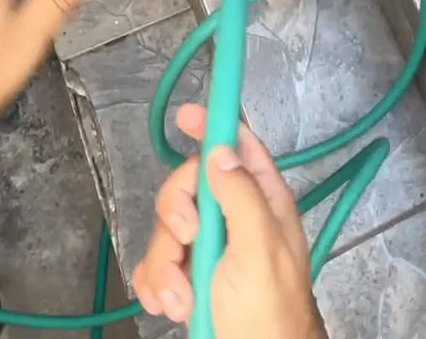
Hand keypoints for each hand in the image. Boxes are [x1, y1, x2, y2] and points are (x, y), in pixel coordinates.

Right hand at [132, 105, 324, 338]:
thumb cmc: (268, 309)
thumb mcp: (258, 248)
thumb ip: (241, 195)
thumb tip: (220, 148)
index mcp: (261, 199)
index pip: (237, 146)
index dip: (213, 127)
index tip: (186, 116)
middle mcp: (233, 215)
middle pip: (189, 185)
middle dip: (177, 214)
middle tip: (187, 240)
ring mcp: (209, 246)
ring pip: (168, 227)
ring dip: (167, 264)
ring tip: (183, 298)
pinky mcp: (188, 275)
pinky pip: (157, 263)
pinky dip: (156, 283)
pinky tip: (169, 306)